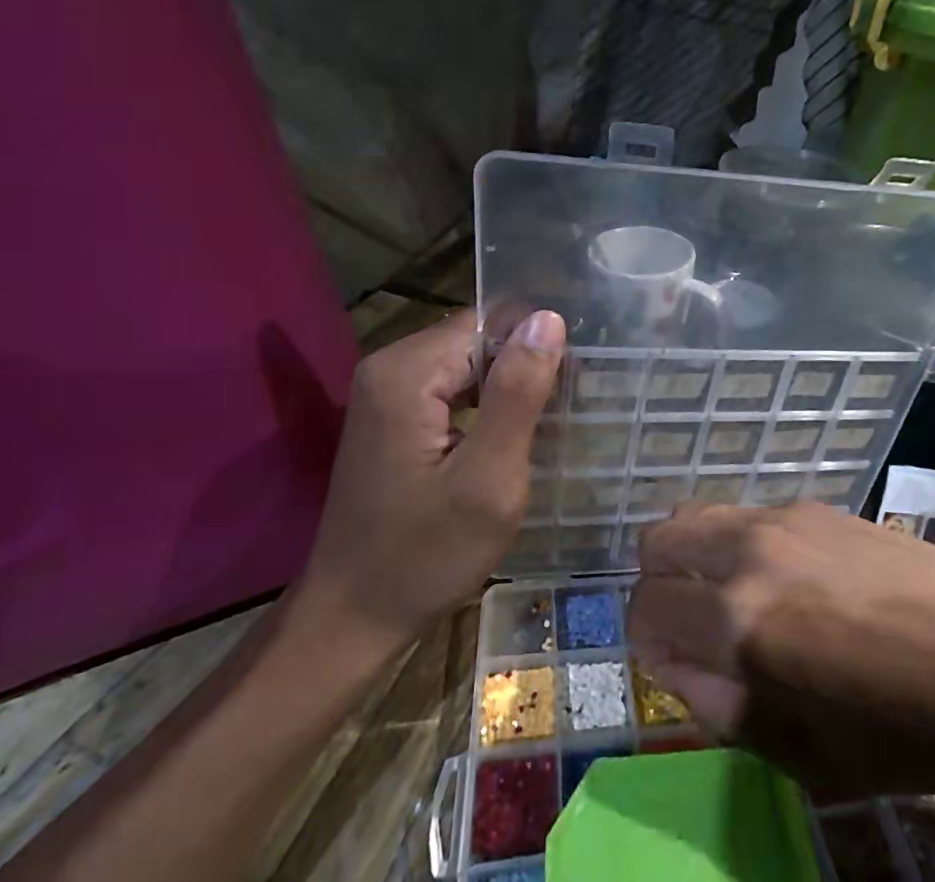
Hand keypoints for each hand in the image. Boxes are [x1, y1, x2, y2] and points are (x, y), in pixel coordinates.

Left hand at [289, 310, 564, 653]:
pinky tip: (514, 437)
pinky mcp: (392, 419)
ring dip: (510, 387)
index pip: (490, 323)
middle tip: (570, 408)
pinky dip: (488, 406)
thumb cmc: (427, 555)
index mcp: (407, 373)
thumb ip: (518, 394)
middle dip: (525, 366)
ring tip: (552, 421)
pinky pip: (453, 391)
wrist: (355, 616)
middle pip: (477, 340)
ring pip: (468, 365)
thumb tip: (547, 319)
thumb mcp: (488, 478)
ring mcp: (385, 394)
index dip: (538, 346)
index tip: (579, 382)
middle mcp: (388, 368)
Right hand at [628, 501, 934, 802]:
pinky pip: (753, 516)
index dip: (648, 643)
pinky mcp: (824, 507)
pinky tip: (793, 582)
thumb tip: (677, 660)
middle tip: (694, 626)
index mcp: (736, 618)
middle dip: (660, 585)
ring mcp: (788, 517)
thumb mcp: (800, 752)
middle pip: (660, 540)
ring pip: (702, 515)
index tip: (677, 664)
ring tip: (738, 600)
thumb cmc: (907, 730)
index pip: (645, 609)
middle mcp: (750, 550)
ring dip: (698, 557)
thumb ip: (716, 703)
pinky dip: (744, 545)